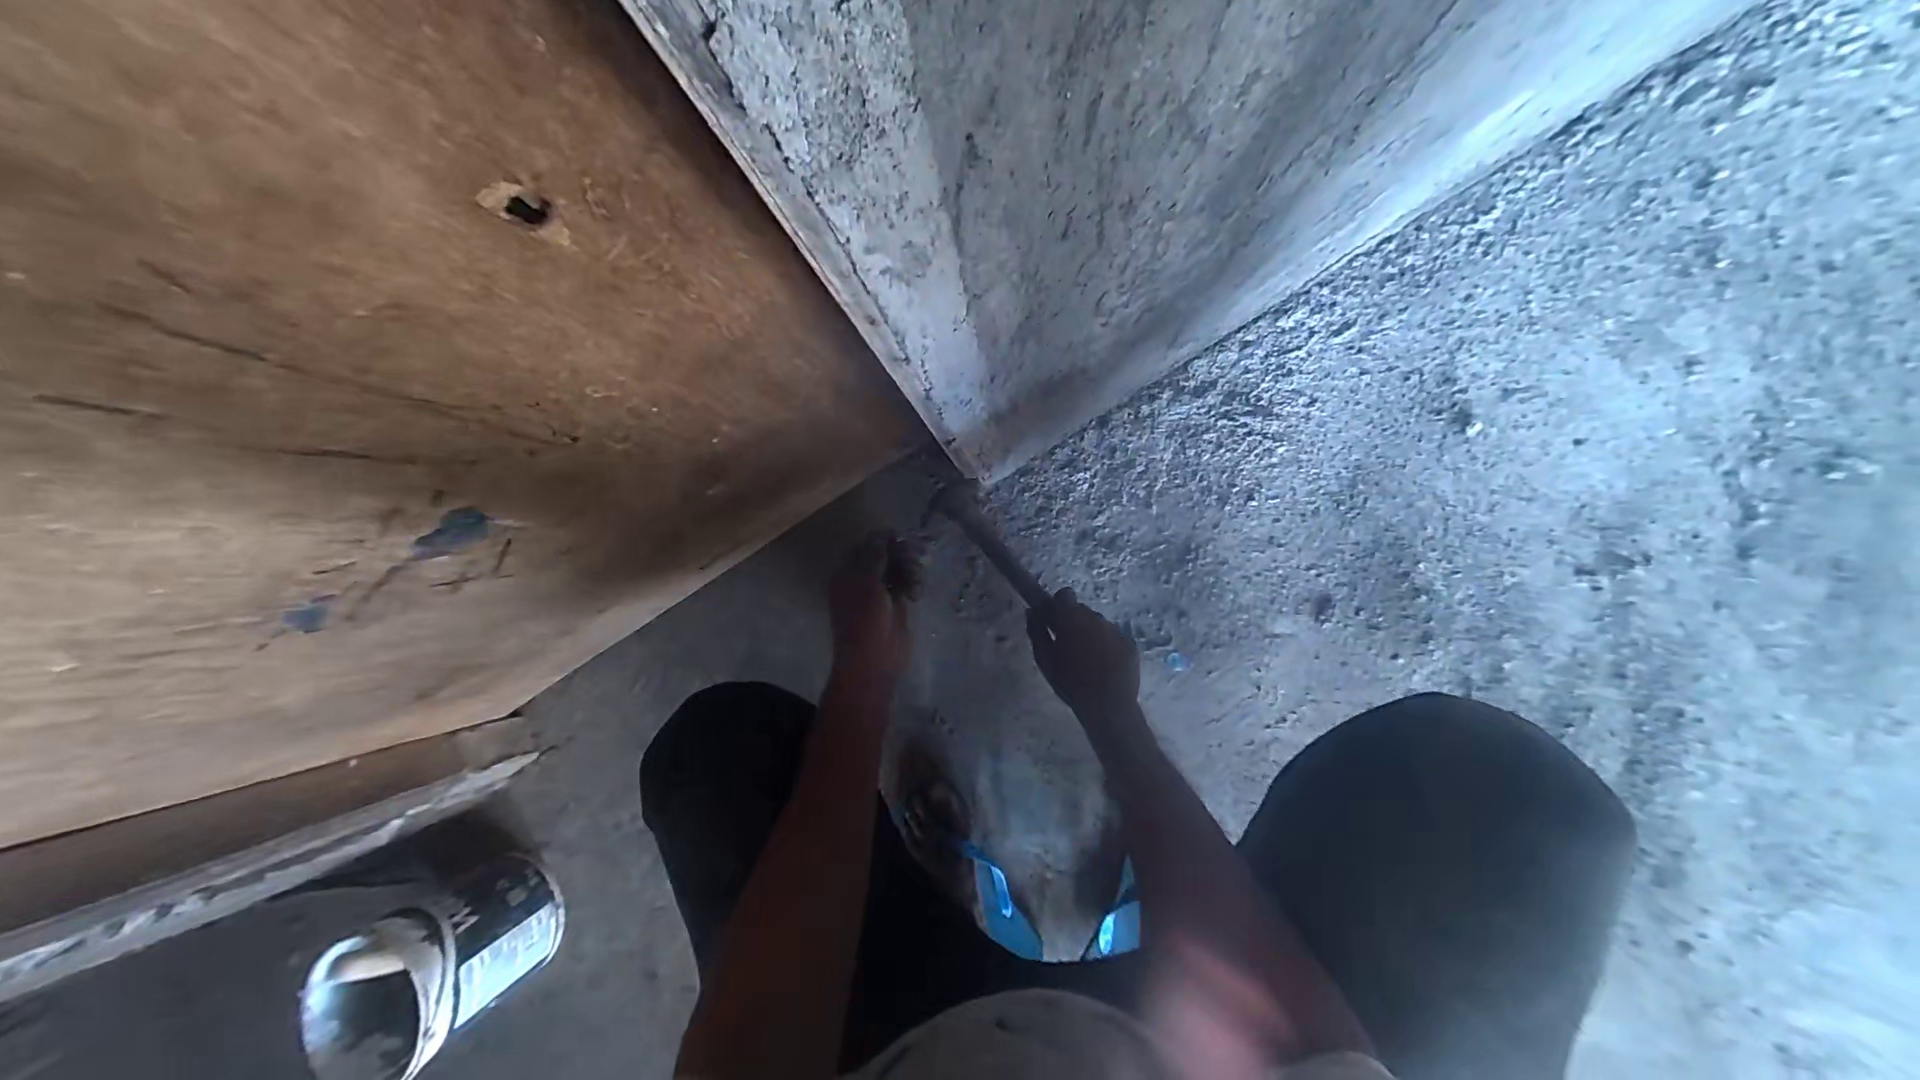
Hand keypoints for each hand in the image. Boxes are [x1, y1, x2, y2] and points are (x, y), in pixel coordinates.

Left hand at [828, 532, 920, 694]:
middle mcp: (862, 579)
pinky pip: (907, 583)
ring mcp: (880, 592)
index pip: (865, 546)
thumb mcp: (867, 583)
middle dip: (901, 554)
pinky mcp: (896, 604)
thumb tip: (882, 533)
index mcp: (848, 573)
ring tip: (916, 583)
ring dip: (910, 569)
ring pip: (898, 568)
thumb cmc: (865, 620)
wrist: (874, 661)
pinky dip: (914, 584)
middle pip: (884, 554)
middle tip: (914, 557)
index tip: (901, 538)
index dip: (882, 539)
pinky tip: (917, 594)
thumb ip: (875, 555)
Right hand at [1026, 588, 1139, 715]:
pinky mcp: (1130, 644)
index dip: (1058, 604)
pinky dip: (1109, 646)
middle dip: (1075, 622)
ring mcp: (1116, 630)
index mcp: (1073, 618)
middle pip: (1082, 610)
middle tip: (1069, 646)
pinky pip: (1115, 637)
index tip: (1054, 621)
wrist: (1108, 705)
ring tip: (1088, 660)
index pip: (1064, 594)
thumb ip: (1036, 632)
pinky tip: (1105, 666)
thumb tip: (1031, 612)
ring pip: (1099, 624)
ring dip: (1092, 634)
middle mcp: (1096, 617)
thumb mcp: (1044, 660)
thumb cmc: (1070, 682)